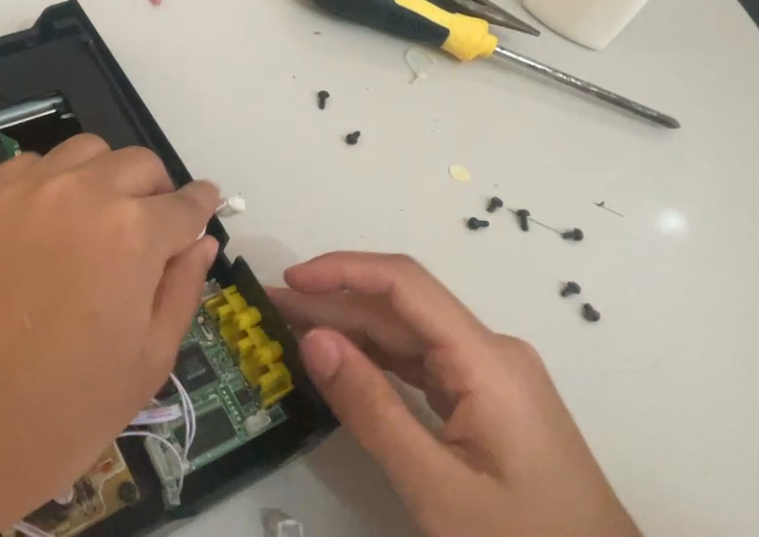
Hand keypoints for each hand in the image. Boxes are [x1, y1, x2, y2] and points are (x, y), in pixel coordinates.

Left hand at [0, 134, 220, 531]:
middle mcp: (82, 192)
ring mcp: (25, 189)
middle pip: (137, 164)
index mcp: (133, 233)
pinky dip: (48, 183)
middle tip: (148, 230)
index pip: (185, 203)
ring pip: (83, 151)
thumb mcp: (147, 362)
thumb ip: (181, 291)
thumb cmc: (63, 409)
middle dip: (154, 191)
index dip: (200, 207)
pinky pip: (28, 166)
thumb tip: (200, 244)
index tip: (202, 211)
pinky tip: (41, 226)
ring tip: (93, 221)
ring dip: (102, 176)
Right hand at [269, 253, 639, 536]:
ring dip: (349, 331)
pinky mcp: (486, 404)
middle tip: (268, 312)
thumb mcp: (438, 488)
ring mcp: (490, 379)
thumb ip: (372, 410)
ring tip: (289, 332)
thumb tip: (313, 339)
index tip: (290, 280)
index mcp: (485, 360)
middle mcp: (489, 354)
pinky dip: (375, 362)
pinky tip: (339, 366)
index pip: (405, 285)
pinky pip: (420, 367)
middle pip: (400, 310)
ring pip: (407, 336)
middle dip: (333, 303)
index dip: (343, 271)